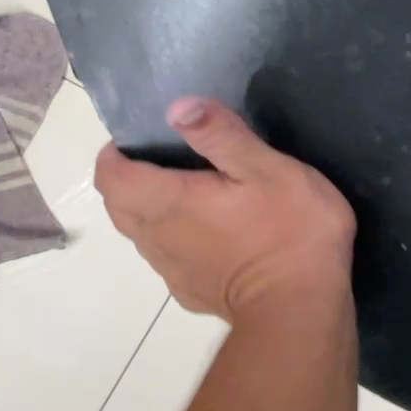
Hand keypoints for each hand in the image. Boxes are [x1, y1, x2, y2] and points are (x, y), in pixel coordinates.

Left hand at [95, 97, 355, 323]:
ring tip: (199, 198)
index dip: (118, 153)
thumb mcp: (269, 170)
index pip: (111, 173)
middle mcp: (155, 235)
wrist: (299, 304)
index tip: (145, 138)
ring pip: (144, 233)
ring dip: (156, 212)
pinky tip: (220, 239)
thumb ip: (224, 137)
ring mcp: (172, 268)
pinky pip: (172, 258)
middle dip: (132, 180)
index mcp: (165, 200)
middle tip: (174, 163)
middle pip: (119, 204)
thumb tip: (178, 106)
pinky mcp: (193, 290)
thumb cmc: (289, 229)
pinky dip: (182, 241)